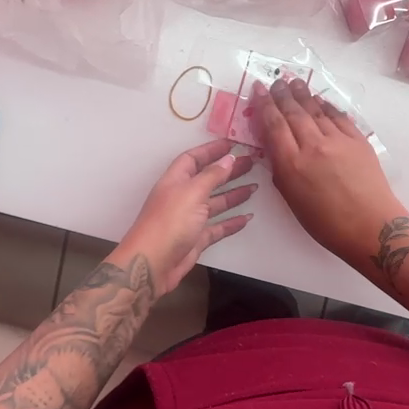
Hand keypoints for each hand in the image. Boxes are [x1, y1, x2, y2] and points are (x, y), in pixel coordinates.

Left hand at [117, 139, 257, 291]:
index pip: (193, 159)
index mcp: (175, 181)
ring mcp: (189, 219)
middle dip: (228, 170)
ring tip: (255, 187)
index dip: (212, 150)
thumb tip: (228, 159)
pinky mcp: (196, 239)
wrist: (153, 263)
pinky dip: (232, 223)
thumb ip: (212, 175)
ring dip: (233, 194)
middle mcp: (182, 197)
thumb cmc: (170, 222)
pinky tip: (247, 218)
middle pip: (207, 179)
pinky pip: (217, 227)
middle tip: (251, 163)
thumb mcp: (192, 192)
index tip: (233, 144)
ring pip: (214, 203)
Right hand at [257, 79, 403, 265]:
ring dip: (303, 95)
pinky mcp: (358, 141)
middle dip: (282, 95)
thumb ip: (282, 173)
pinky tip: (320, 101)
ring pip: (316, 111)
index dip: (265, 105)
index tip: (259, 89)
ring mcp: (338, 141)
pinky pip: (339, 117)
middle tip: (276, 82)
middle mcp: (313, 146)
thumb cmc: (327, 225)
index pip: (274, 126)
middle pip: (294, 113)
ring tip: (294, 82)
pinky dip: (327, 106)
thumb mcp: (293, 202)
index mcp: (292, 165)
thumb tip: (277, 151)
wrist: (371, 227)